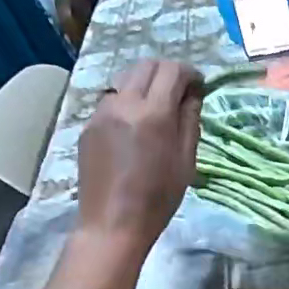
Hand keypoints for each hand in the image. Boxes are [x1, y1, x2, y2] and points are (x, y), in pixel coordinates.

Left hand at [76, 59, 200, 252]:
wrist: (112, 222)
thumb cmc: (159, 198)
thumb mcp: (186, 162)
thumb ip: (189, 123)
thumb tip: (192, 97)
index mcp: (153, 114)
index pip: (171, 71)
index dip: (189, 73)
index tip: (199, 85)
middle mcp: (124, 104)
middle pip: (146, 66)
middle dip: (167, 72)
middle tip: (181, 91)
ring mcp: (101, 112)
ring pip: (125, 79)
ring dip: (146, 84)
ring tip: (158, 107)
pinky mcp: (89, 125)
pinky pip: (112, 100)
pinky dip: (129, 101)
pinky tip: (137, 126)